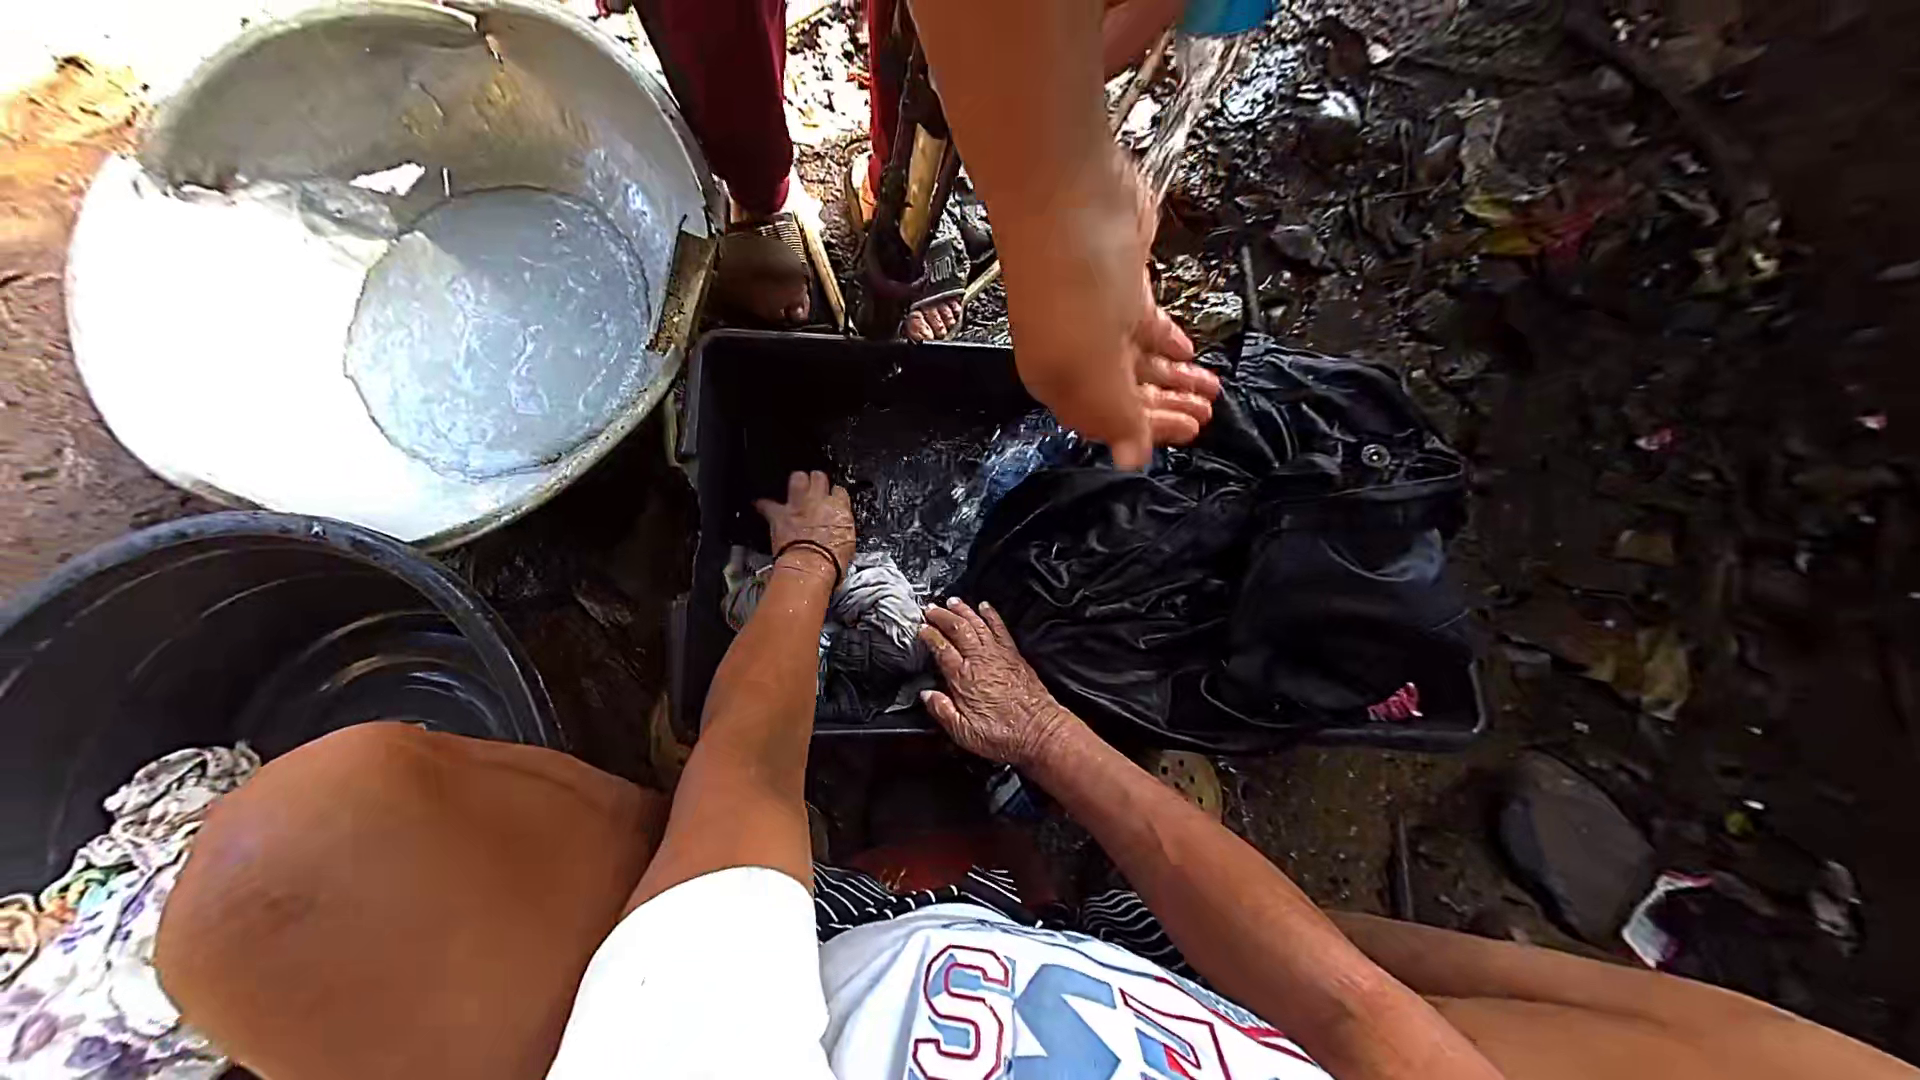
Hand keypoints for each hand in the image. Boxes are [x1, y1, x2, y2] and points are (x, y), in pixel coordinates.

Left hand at [755, 471, 854, 578]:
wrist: (812, 566)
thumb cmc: (832, 559)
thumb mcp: (848, 542)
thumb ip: (843, 527)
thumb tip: (839, 528)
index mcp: (839, 507)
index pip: (839, 491)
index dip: (835, 494)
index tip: (833, 499)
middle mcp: (818, 500)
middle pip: (818, 477)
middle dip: (816, 480)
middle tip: (814, 487)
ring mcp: (798, 505)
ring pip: (797, 478)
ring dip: (796, 482)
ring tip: (795, 487)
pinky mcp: (779, 515)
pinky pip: (767, 504)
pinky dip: (764, 505)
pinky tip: (760, 504)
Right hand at [918, 598, 1078, 767]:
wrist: (1039, 732)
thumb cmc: (1004, 735)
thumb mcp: (964, 733)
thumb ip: (942, 711)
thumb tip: (926, 695)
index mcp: (963, 678)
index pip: (941, 648)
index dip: (929, 635)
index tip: (921, 628)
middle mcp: (980, 661)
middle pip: (957, 628)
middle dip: (942, 615)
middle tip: (931, 608)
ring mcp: (998, 655)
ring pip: (977, 624)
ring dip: (963, 610)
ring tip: (952, 602)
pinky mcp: (1013, 655)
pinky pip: (999, 628)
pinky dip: (991, 615)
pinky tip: (985, 607)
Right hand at [993, 149, 1219, 468]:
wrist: (1065, 195)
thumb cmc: (1075, 288)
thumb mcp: (1094, 365)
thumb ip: (1118, 414)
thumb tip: (1131, 462)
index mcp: (1059, 381)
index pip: (1105, 423)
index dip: (1147, 433)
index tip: (1190, 432)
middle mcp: (1073, 356)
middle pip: (1124, 393)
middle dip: (1166, 406)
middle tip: (1207, 413)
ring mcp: (1094, 319)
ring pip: (1138, 361)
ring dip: (1173, 377)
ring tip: (1211, 384)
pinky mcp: (1117, 286)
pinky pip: (1144, 325)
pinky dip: (1165, 339)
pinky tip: (1188, 346)